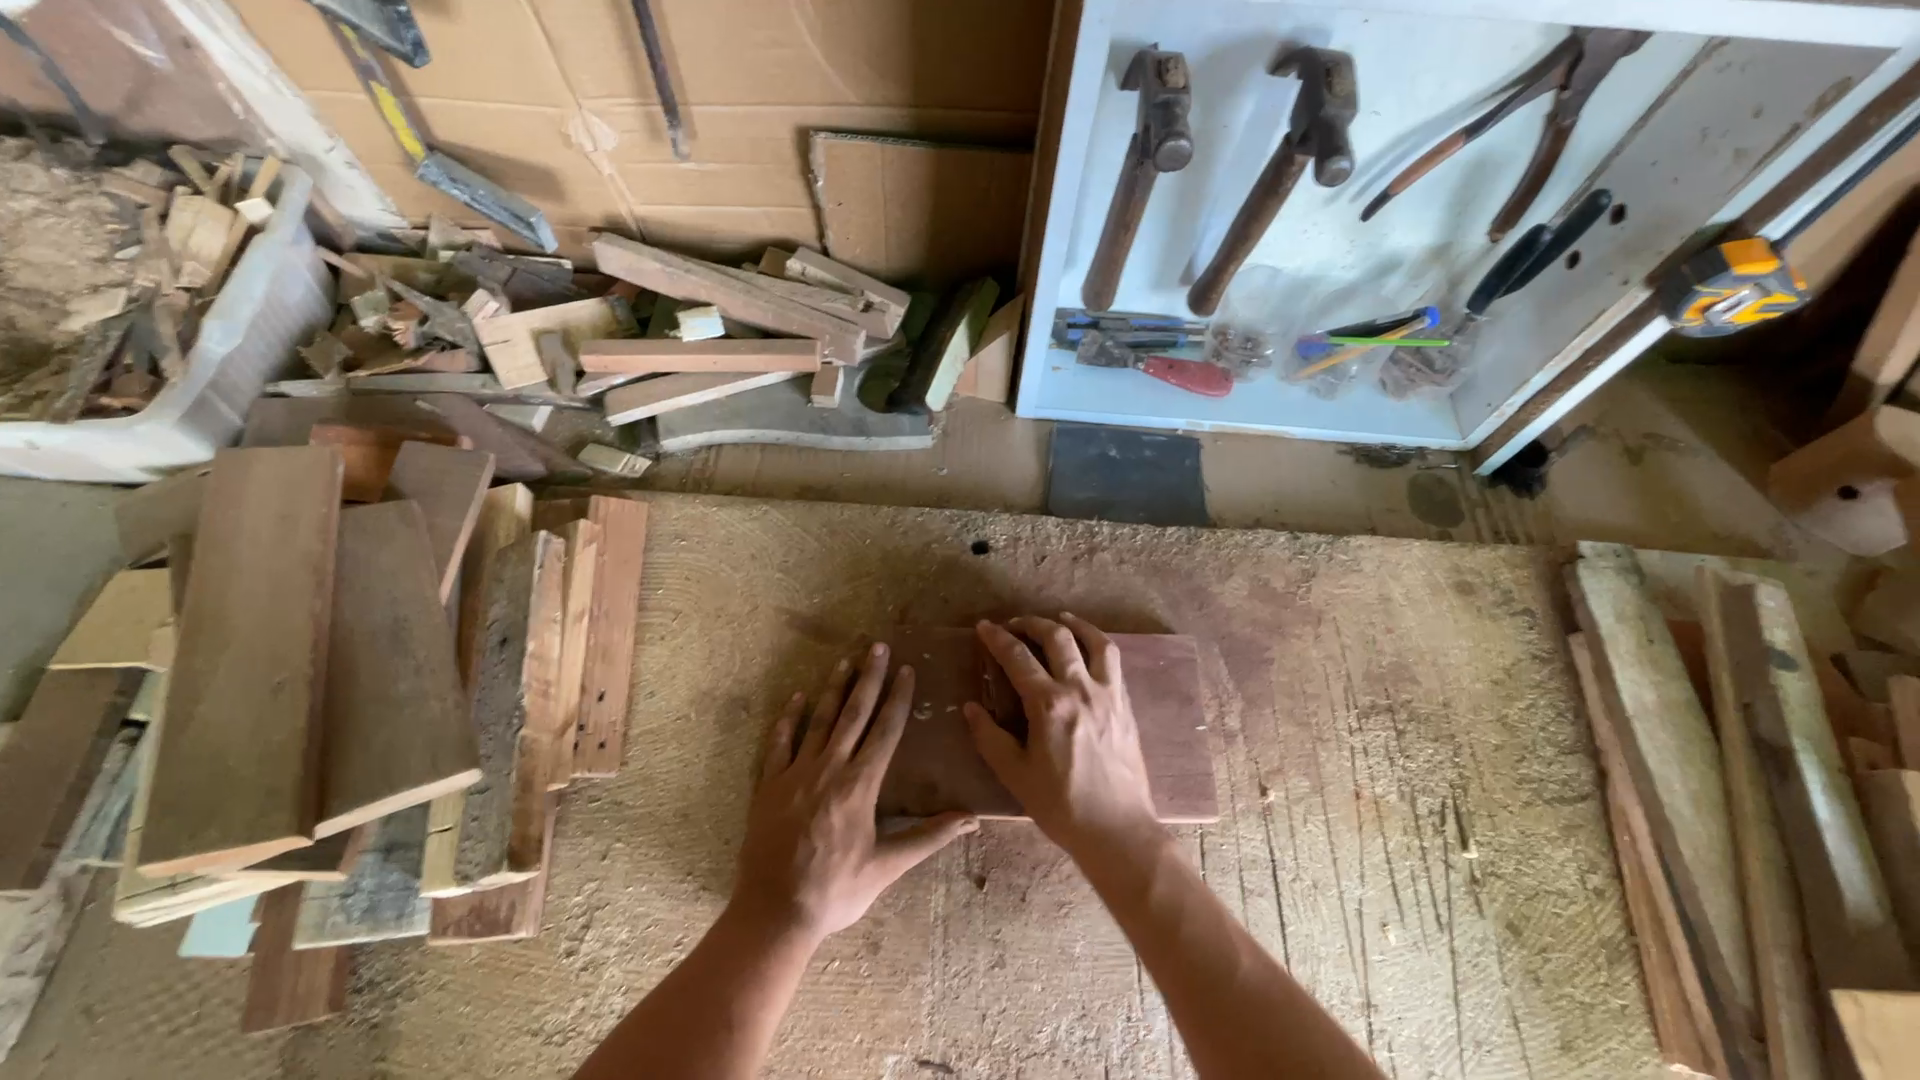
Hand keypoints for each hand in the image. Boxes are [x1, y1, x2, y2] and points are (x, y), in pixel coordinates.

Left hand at [731, 643, 977, 944]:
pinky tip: (797, 699)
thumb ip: (928, 837)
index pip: (884, 731)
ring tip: (845, 660)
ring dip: (833, 689)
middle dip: (868, 678)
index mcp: (859, 787)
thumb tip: (971, 819)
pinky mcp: (768, 786)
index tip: (907, 670)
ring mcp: (794, 775)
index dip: (898, 699)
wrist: (774, 912)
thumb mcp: (887, 866)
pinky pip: (779, 743)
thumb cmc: (836, 891)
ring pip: (818, 721)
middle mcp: (827, 770)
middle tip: (877, 646)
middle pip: (852, 714)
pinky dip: (788, 719)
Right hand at [964, 614, 1163, 857]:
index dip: (997, 638)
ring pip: (1095, 641)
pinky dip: (1098, 645)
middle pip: (1057, 637)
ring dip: (1074, 624)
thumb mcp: (1014, 774)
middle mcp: (1081, 689)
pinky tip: (1089, 650)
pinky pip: (1114, 662)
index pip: (1018, 657)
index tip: (983, 628)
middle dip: (1032, 623)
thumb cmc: (1061, 805)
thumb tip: (971, 707)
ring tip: (1059, 619)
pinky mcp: (1126, 706)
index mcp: (1049, 704)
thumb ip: (989, 736)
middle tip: (1014, 625)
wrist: (1117, 829)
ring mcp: (1109, 695)